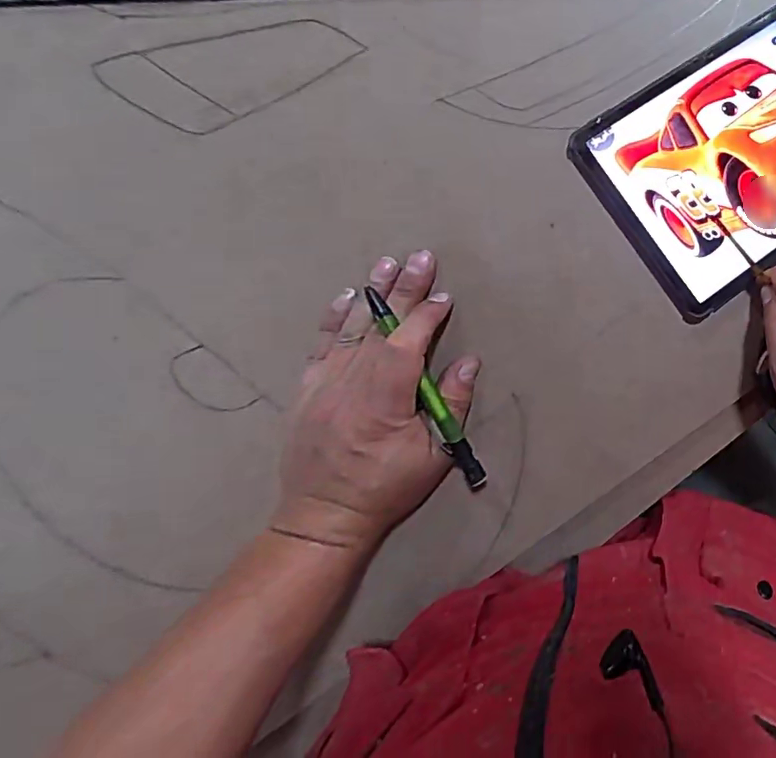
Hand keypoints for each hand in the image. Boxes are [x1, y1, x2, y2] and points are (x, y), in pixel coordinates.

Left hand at [271, 250, 479, 547]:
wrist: (321, 518)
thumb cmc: (386, 488)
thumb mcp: (433, 456)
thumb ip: (451, 405)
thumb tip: (468, 361)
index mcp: (384, 401)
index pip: (407, 345)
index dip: (427, 317)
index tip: (445, 297)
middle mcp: (351, 385)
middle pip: (382, 327)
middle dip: (405, 290)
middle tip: (422, 256)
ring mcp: (324, 384)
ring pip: (352, 329)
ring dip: (373, 293)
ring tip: (388, 263)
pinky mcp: (307, 389)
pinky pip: (322, 345)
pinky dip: (335, 319)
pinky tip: (347, 296)